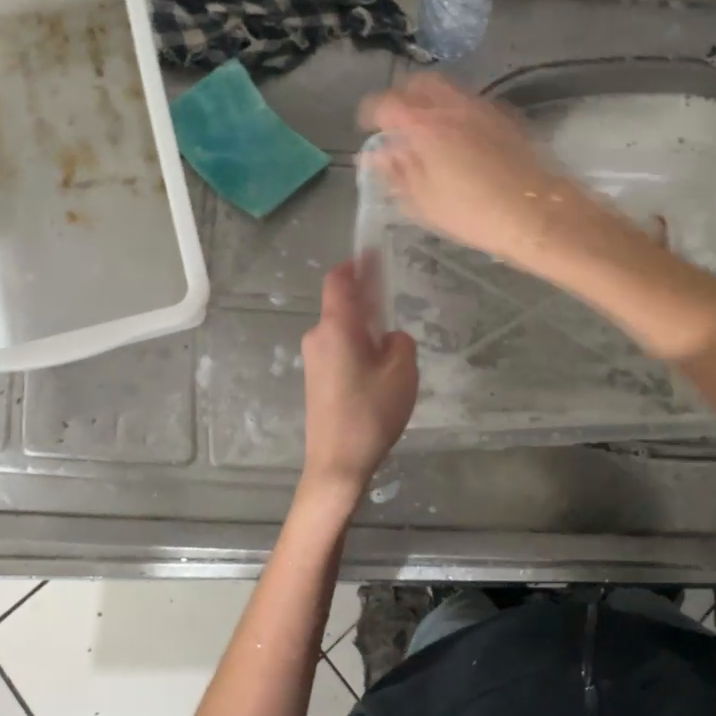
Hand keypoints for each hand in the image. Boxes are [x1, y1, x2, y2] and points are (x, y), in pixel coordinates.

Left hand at [300, 262, 417, 494]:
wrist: (337, 463)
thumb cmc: (371, 412)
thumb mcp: (402, 372)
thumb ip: (399, 342)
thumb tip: (388, 339)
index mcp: (337, 327)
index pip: (339, 280)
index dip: (356, 263)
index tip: (372, 253)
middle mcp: (319, 336)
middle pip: (342, 304)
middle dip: (366, 297)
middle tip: (392, 298)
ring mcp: (314, 359)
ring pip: (342, 329)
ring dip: (364, 326)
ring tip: (392, 343)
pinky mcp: (316, 379)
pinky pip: (338, 348)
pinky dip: (357, 344)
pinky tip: (377, 367)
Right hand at [360, 73, 589, 265]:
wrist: (537, 213)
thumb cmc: (473, 213)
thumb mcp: (424, 202)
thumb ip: (397, 172)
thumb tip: (378, 154)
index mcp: (424, 126)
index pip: (386, 104)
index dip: (371, 112)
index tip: (368, 126)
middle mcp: (452, 107)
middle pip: (419, 84)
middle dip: (403, 95)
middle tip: (397, 118)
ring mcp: (483, 108)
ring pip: (449, 88)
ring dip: (431, 99)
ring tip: (428, 124)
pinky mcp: (507, 117)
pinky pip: (473, 101)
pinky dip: (458, 108)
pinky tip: (461, 132)